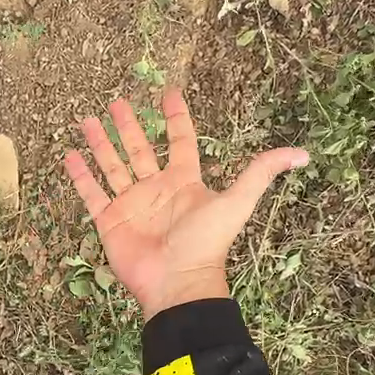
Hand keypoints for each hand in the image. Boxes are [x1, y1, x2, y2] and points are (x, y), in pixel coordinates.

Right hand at [61, 88, 307, 319]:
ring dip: (100, 144)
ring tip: (87, 119)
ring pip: (111, 166)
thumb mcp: (237, 202)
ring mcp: (130, 204)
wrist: (176, 281)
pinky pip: (91, 193)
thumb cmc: (206, 243)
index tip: (168, 93)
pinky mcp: (108, 221)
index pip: (179, 141)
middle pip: (138, 149)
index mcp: (183, 181)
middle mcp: (154, 189)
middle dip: (128, 126)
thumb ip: (261, 172)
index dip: (175, 118)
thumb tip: (304, 154)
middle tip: (116, 102)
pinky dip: (80, 176)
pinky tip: (70, 156)